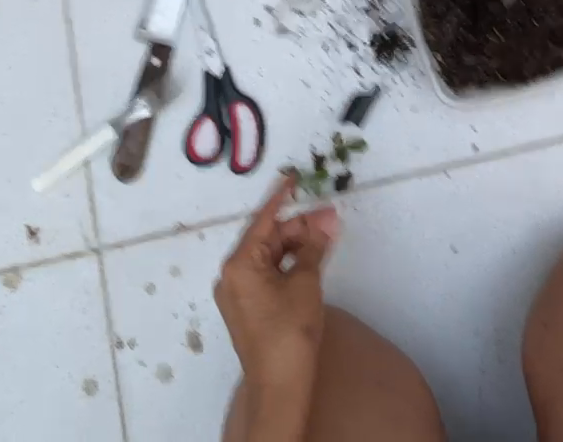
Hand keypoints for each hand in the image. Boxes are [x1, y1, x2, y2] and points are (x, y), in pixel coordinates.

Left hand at [214, 174, 340, 390]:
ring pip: (271, 255)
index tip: (292, 177)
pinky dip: (290, 262)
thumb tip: (326, 221)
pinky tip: (312, 256)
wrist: (280, 385)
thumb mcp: (305, 282)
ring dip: (297, 244)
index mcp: (239, 264)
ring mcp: (240, 293)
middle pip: (268, 238)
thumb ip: (313, 246)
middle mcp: (233, 275)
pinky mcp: (250, 307)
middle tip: (330, 217)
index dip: (280, 198)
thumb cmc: (289, 330)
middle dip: (299, 226)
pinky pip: (270, 272)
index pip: (262, 220)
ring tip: (327, 235)